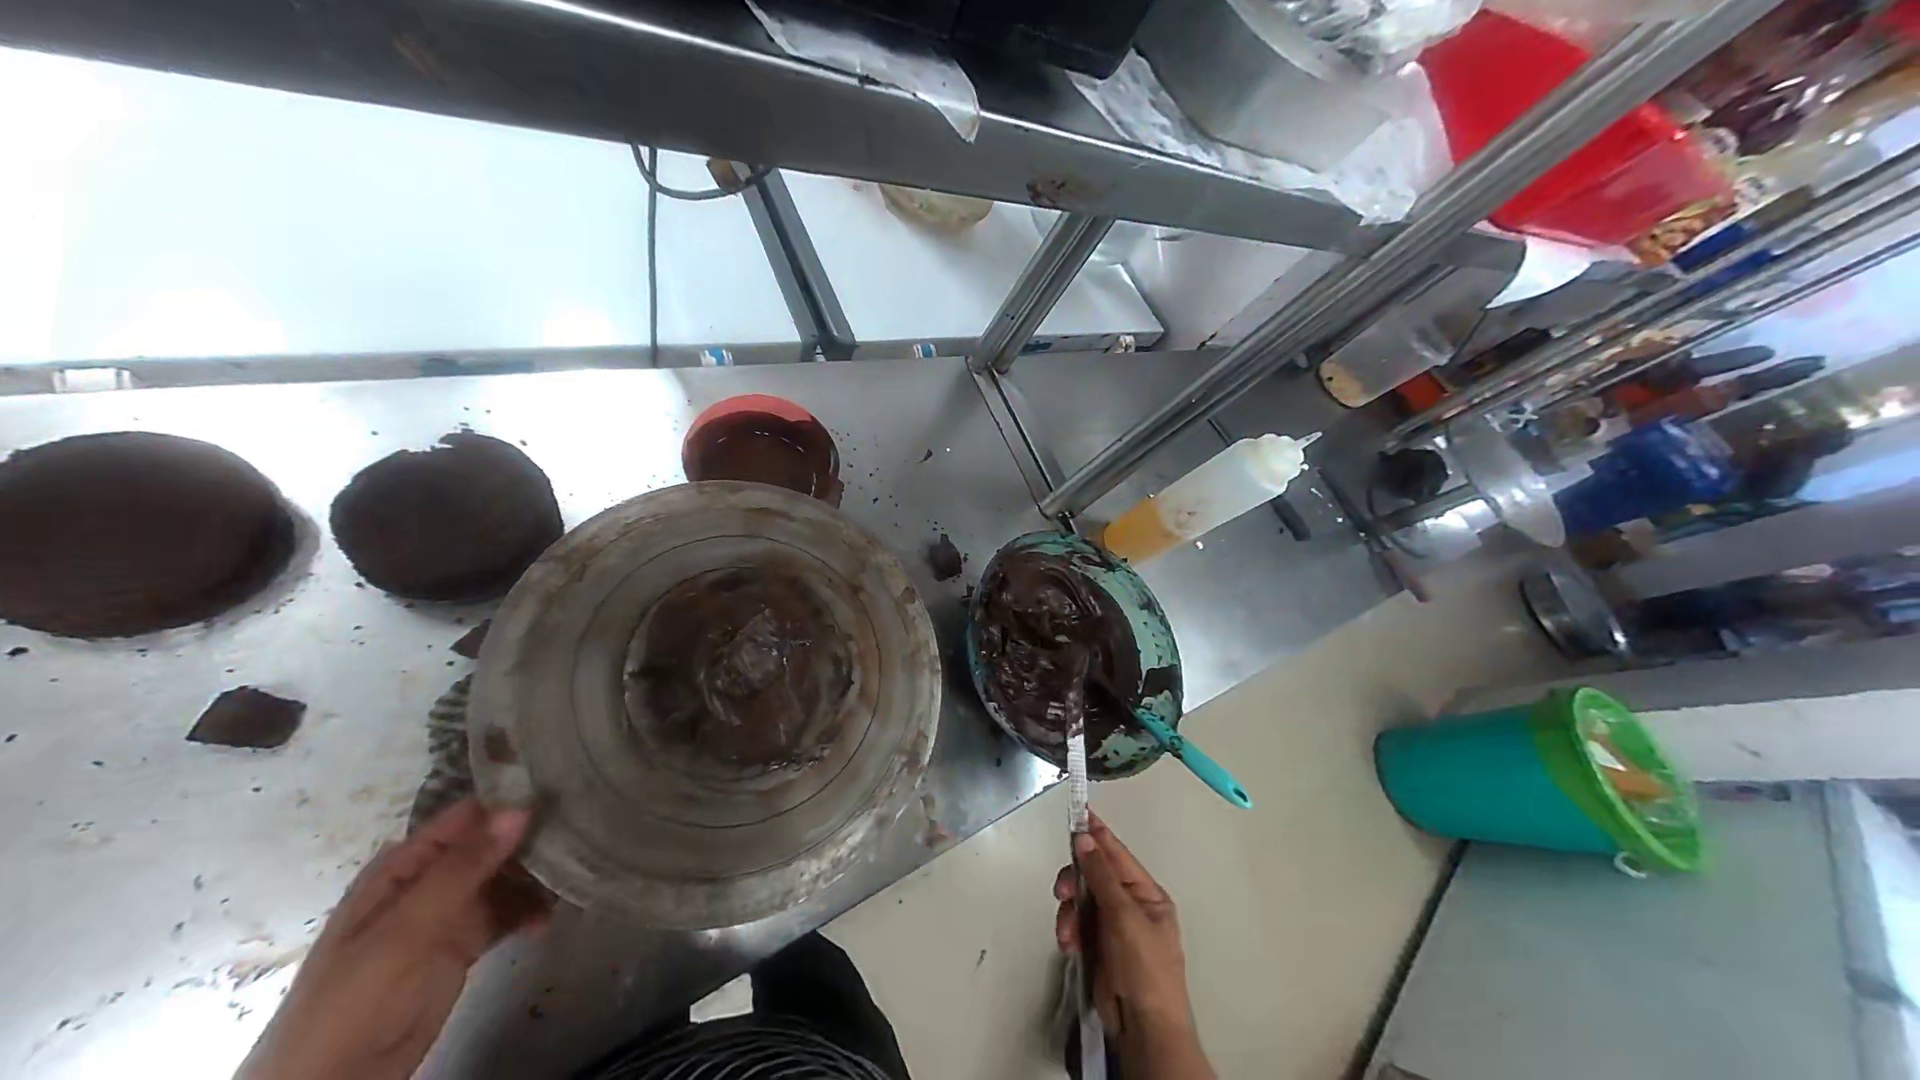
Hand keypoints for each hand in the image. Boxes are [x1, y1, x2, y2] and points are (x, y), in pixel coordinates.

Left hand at [237, 800, 549, 1079]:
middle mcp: (430, 881)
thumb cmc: (357, 997)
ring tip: (570, 883)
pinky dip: (528, 913)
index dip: (511, 806)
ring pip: (504, 879)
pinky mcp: (464, 943)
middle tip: (579, 841)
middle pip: (492, 846)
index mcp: (404, 866)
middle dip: (532, 843)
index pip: (467, 818)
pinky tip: (546, 922)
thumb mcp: (407, 928)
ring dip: (535, 880)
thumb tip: (521, 809)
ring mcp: (447, 914)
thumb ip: (463, 868)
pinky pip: (505, 915)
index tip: (560, 799)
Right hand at [1054, 813, 1214, 1079]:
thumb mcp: (1124, 916)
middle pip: (1093, 875)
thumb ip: (1101, 875)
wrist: (1143, 1028)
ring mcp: (1112, 926)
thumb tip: (1084, 838)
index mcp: (1147, 894)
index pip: (1117, 854)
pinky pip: (1075, 923)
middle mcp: (1129, 905)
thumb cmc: (1144, 968)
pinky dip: (1069, 930)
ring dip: (1069, 913)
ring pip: (1080, 900)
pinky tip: (1069, 945)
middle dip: (1076, 881)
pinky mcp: (1096, 946)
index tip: (1079, 810)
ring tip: (1069, 934)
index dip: (1097, 833)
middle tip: (1064, 890)